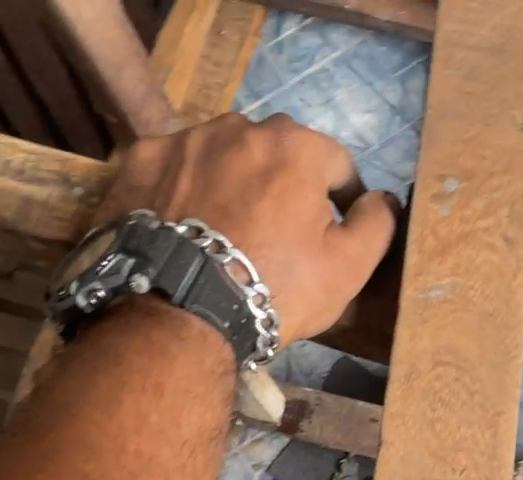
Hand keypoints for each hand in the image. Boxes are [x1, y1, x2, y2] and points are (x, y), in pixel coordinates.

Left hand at [96, 113, 399, 343]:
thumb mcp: (348, 268)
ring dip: (233, 185)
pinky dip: (184, 192)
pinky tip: (186, 229)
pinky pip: (175, 171)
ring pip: (223, 158)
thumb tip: (382, 198)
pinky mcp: (139, 162)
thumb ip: (377, 225)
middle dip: (284, 188)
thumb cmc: (277, 288)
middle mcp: (239, 126)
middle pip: (276, 155)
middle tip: (278, 238)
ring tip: (227, 235)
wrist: (182, 312)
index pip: (337, 163)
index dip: (343, 199)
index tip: (334, 232)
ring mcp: (184, 140)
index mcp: (296, 145)